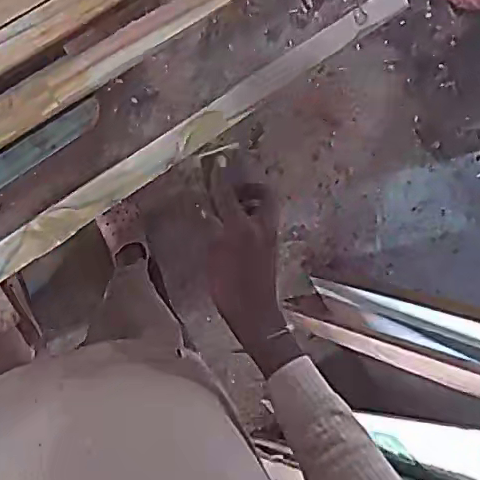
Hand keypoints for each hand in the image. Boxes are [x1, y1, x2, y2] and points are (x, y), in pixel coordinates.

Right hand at [205, 154, 301, 375]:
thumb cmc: (231, 286)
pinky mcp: (269, 250)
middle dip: (248, 188)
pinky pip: (261, 224)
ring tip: (230, 210)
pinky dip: (250, 219)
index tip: (215, 165)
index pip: (229, 195)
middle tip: (230, 191)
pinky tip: (234, 230)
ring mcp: (269, 239)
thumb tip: (210, 210)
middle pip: (262, 195)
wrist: (254, 313)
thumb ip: (214, 228)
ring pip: (263, 209)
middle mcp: (261, 227)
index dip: (220, 179)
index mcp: (244, 226)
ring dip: (249, 203)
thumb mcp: (216, 254)